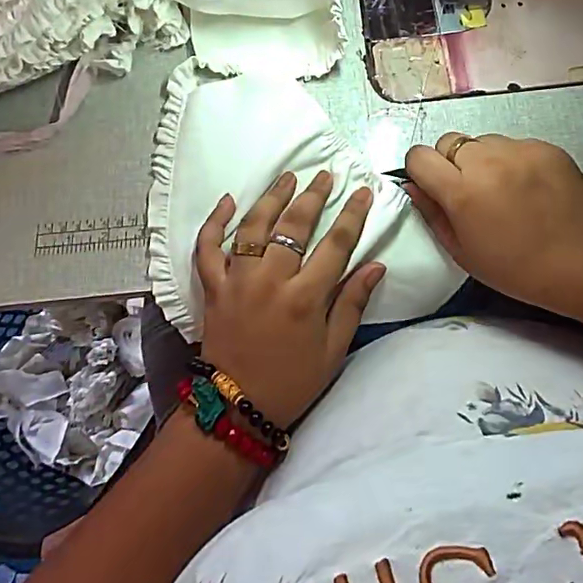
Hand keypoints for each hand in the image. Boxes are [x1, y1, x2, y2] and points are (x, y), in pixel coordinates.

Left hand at [193, 171, 383, 426]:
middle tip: (324, 175)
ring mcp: (237, 281)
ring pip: (254, 227)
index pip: (336, 244)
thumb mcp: (334, 349)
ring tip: (286, 178)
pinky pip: (208, 248)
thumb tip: (375, 266)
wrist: (237, 407)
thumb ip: (352, 303)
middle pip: (294, 225)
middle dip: (313, 196)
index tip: (362, 190)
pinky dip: (215, 223)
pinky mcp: (213, 288)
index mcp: (305, 297)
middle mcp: (271, 281)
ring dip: (271, 198)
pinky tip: (227, 201)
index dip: (352, 214)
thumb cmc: (292, 381)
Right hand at [403, 133, 582, 316]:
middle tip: (470, 191)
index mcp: (462, 192)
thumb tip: (413, 185)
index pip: (419, 155)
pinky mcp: (545, 146)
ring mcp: (519, 150)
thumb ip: (432, 214)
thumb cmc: (517, 269)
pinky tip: (528, 188)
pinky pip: (513, 145)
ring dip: (482, 159)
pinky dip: (512, 161)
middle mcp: (487, 162)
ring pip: (482, 141)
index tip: (432, 186)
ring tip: (503, 190)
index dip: (420, 170)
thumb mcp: (463, 252)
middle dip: (451, 163)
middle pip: (449, 142)